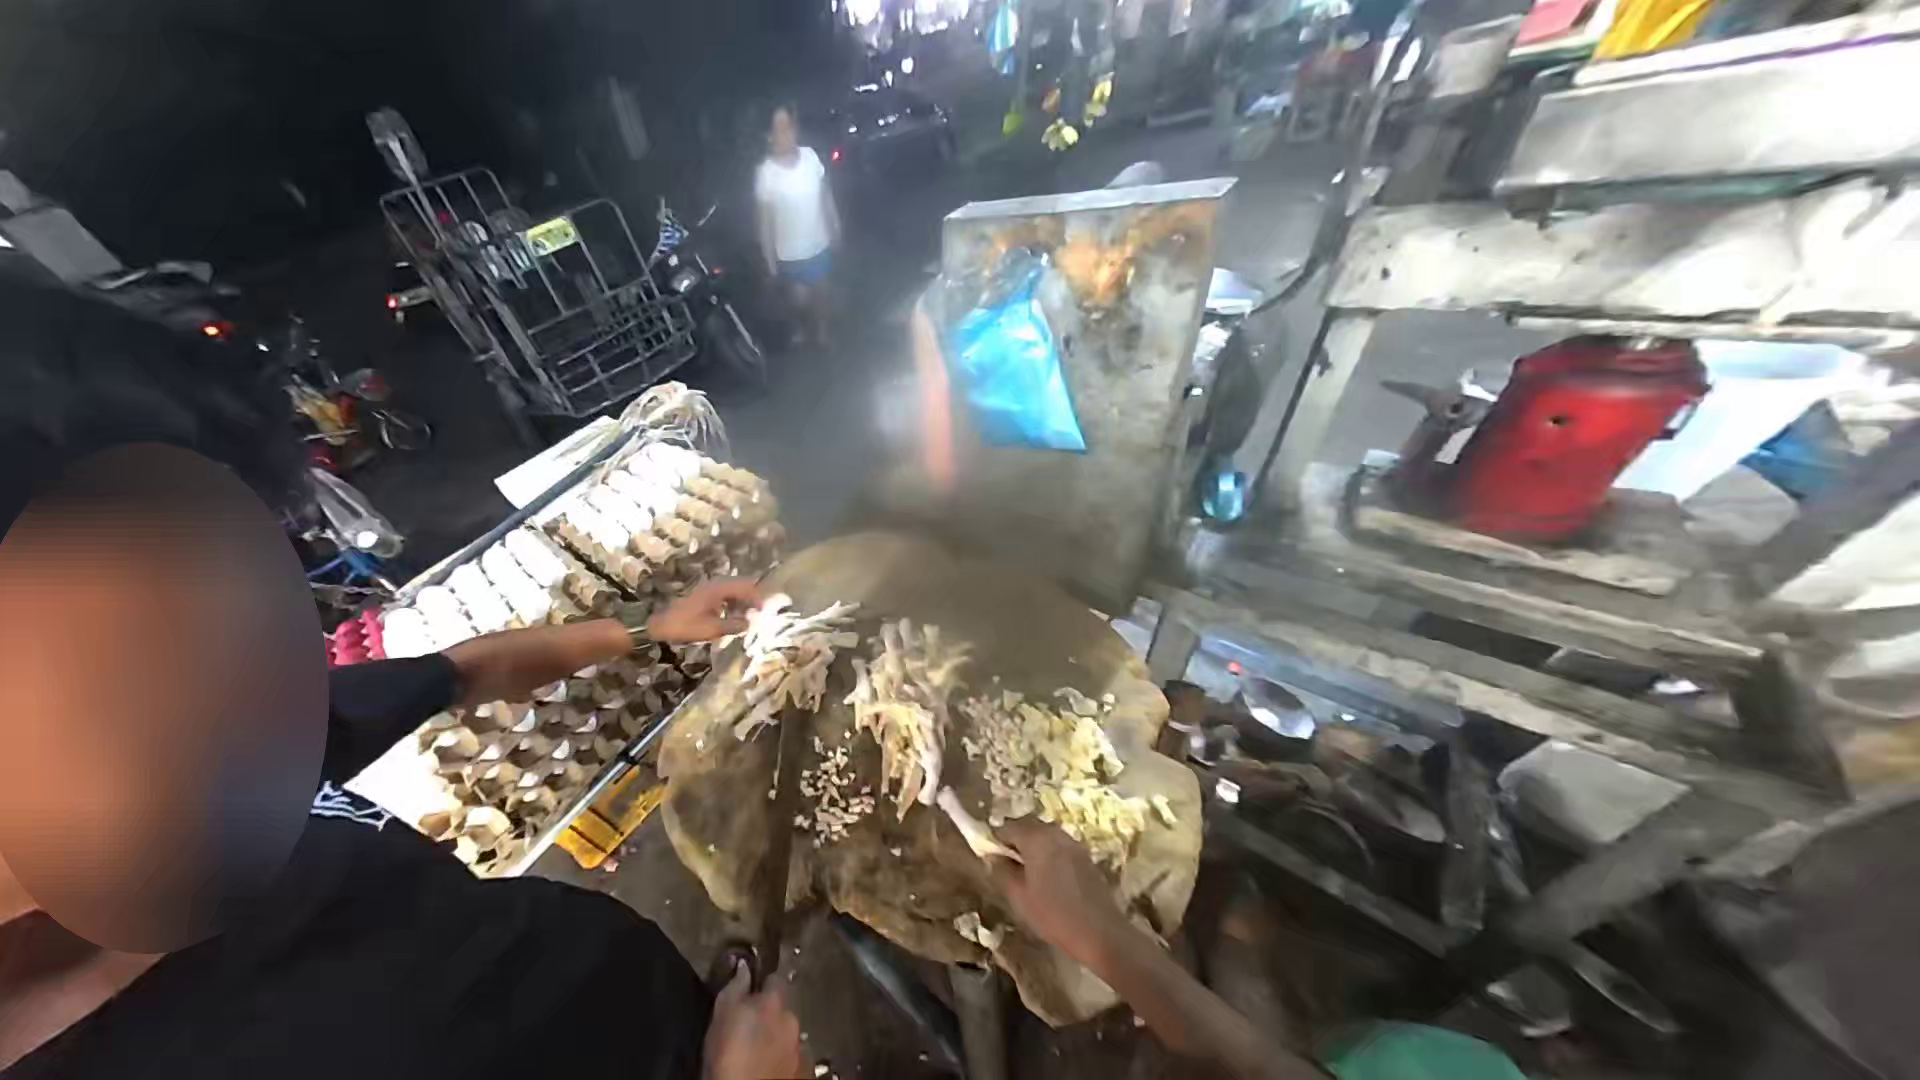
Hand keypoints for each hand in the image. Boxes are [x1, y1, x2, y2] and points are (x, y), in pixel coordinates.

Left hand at [648, 579, 764, 643]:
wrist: (658, 624)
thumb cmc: (685, 625)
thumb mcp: (712, 629)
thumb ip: (734, 625)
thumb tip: (750, 623)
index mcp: (719, 588)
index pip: (747, 587)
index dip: (759, 597)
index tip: (767, 610)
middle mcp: (716, 584)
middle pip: (742, 585)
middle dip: (753, 597)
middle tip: (760, 613)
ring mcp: (709, 588)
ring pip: (734, 590)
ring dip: (743, 600)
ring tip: (749, 616)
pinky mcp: (704, 594)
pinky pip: (725, 594)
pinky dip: (733, 602)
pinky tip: (734, 615)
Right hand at [703, 959, 804, 1079]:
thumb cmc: (727, 1054)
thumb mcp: (721, 1015)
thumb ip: (735, 986)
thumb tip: (744, 965)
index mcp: (775, 1000)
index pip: (775, 978)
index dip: (762, 987)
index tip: (748, 998)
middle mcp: (792, 1017)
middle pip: (782, 1008)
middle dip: (769, 1015)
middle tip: (748, 1031)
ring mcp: (799, 1045)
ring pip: (787, 1032)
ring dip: (776, 1036)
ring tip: (756, 1052)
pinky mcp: (802, 1069)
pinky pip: (792, 1055)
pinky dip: (781, 1058)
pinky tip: (768, 1066)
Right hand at [988, 818, 1131, 968]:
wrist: (1100, 931)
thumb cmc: (1054, 914)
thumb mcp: (1019, 896)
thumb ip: (1001, 871)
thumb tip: (992, 856)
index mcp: (1036, 838)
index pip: (1008, 827)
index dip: (996, 840)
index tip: (992, 858)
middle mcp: (1054, 832)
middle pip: (1027, 825)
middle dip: (1014, 839)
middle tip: (1007, 865)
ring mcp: (1071, 842)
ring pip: (1044, 834)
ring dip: (1032, 845)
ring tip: (1026, 872)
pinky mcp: (1083, 854)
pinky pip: (1058, 844)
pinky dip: (1048, 852)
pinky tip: (1047, 877)